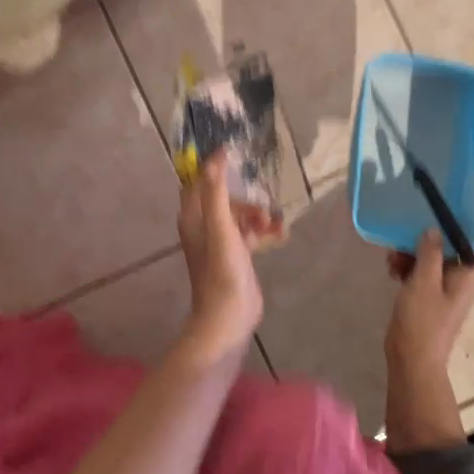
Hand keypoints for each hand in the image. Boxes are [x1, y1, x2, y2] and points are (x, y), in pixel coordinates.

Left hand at [177, 155, 275, 348]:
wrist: (229, 317)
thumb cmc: (222, 272)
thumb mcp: (222, 229)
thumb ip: (217, 193)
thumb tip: (215, 155)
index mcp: (193, 218)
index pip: (199, 182)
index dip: (214, 169)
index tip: (236, 158)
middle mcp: (203, 227)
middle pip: (224, 199)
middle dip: (246, 201)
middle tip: (263, 213)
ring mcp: (220, 242)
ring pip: (240, 216)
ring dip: (258, 216)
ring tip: (274, 227)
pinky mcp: (236, 255)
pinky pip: (250, 233)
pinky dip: (263, 231)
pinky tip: (280, 235)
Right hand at [383, 230, 473, 371]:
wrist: (411, 359)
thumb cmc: (422, 320)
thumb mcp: (424, 282)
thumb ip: (430, 253)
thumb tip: (434, 230)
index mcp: (469, 276)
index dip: (466, 225)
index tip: (445, 210)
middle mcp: (461, 280)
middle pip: (450, 249)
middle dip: (428, 239)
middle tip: (406, 232)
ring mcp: (443, 290)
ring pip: (432, 261)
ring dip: (413, 254)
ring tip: (392, 256)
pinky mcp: (427, 298)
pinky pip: (421, 275)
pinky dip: (408, 268)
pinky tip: (391, 269)